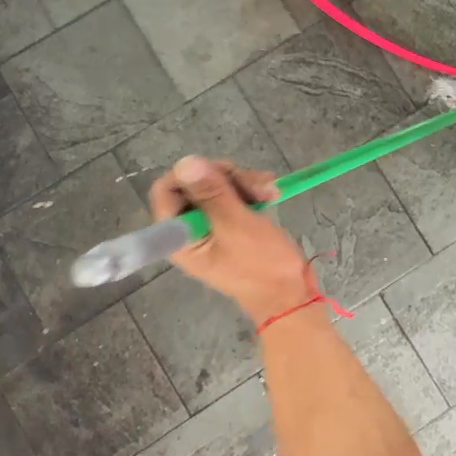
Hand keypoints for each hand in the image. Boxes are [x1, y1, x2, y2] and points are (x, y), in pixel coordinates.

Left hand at [149, 156, 309, 323]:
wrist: (289, 293)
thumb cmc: (261, 265)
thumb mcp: (238, 226)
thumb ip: (213, 194)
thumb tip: (185, 161)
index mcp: (179, 235)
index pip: (166, 191)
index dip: (193, 176)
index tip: (225, 173)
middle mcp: (190, 229)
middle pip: (196, 186)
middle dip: (228, 178)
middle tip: (257, 185)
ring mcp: (212, 228)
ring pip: (219, 189)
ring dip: (246, 184)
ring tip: (271, 193)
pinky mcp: (233, 226)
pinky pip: (235, 199)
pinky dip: (253, 193)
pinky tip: (272, 196)